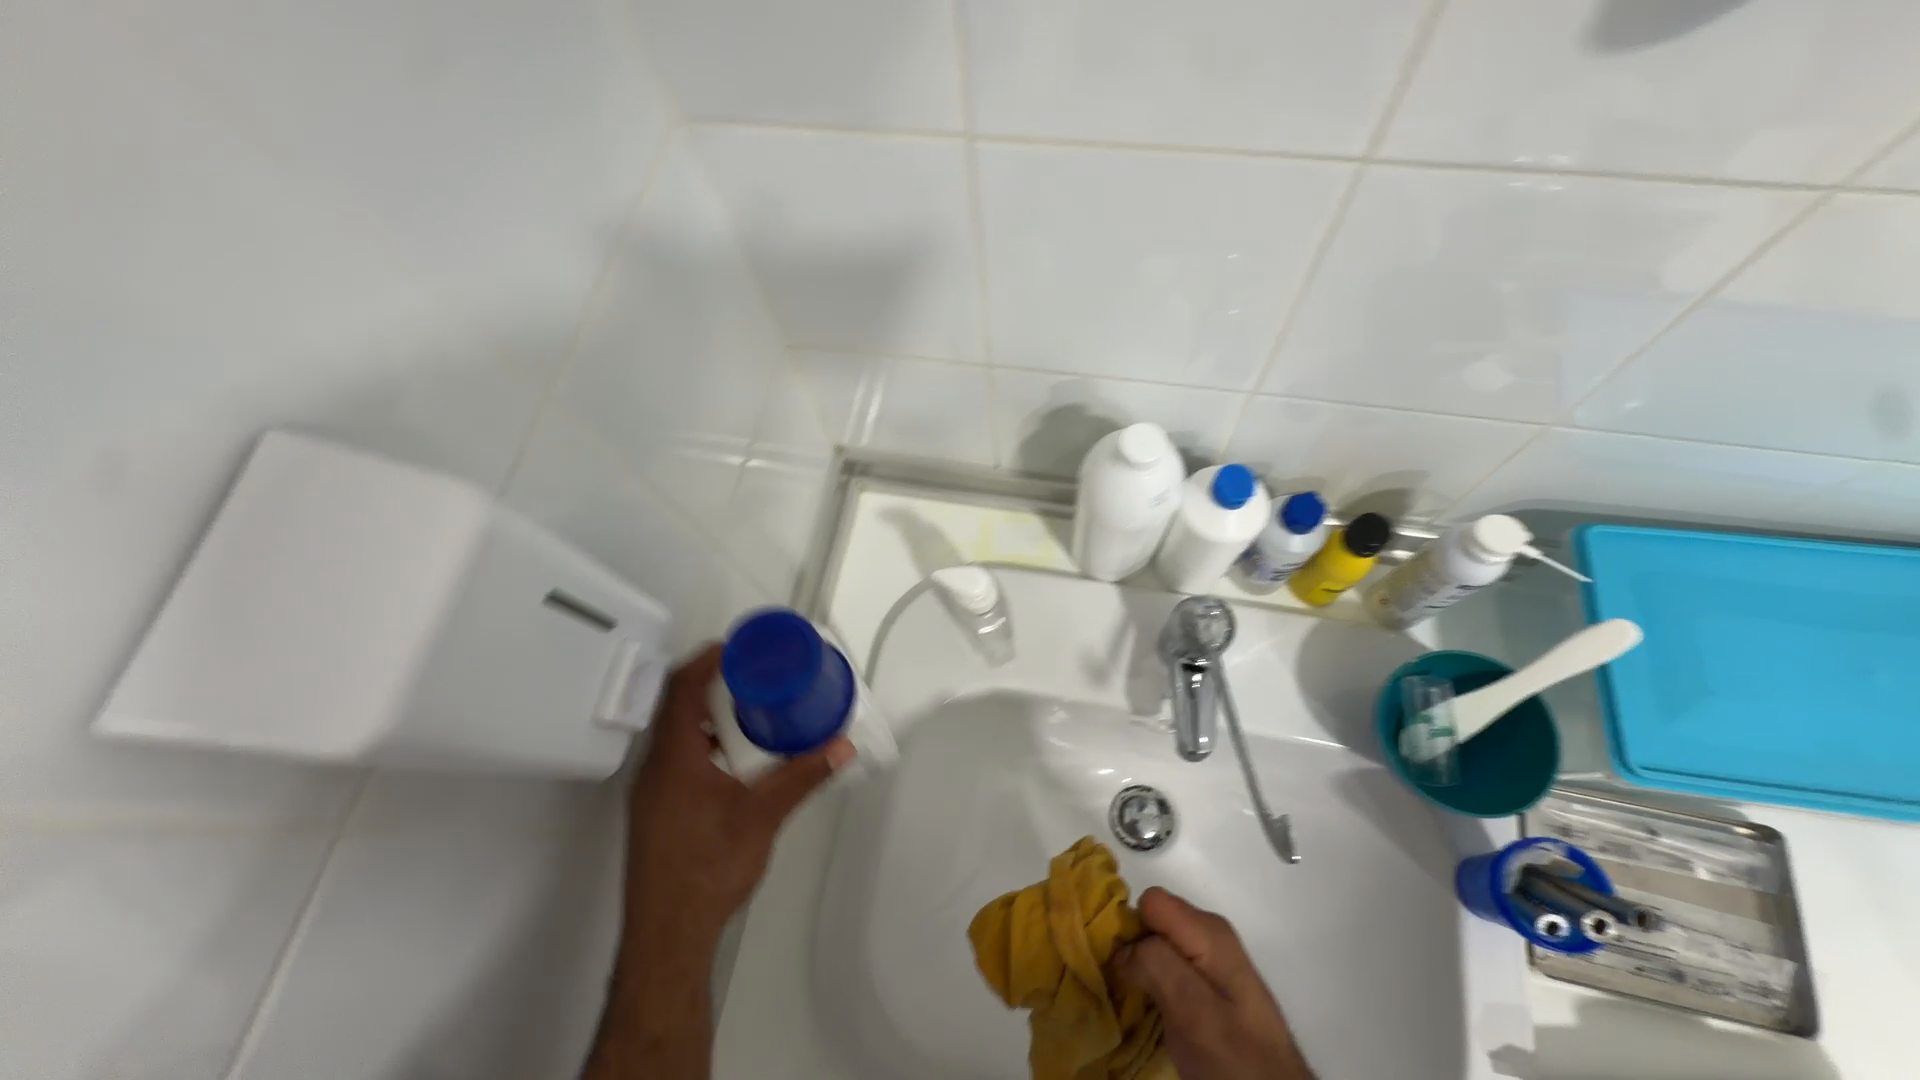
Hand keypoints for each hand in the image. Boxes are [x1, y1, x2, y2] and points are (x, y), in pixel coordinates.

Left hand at [624, 643, 854, 954]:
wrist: (668, 935)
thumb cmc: (711, 866)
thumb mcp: (763, 815)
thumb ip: (803, 776)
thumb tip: (842, 746)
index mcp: (673, 758)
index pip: (682, 689)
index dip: (708, 660)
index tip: (739, 647)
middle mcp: (653, 768)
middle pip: (676, 709)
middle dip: (712, 686)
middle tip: (753, 678)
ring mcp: (649, 794)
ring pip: (675, 738)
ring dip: (708, 720)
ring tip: (748, 714)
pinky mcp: (653, 814)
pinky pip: (675, 762)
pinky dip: (703, 748)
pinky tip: (733, 765)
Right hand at [1113, 887, 1316, 1079]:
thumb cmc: (1236, 1058)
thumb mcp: (1194, 1011)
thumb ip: (1157, 965)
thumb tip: (1121, 948)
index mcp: (1209, 932)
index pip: (1150, 901)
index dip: (1133, 930)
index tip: (1125, 970)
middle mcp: (1208, 937)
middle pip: (1151, 921)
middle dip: (1131, 950)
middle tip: (1126, 991)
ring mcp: (1208, 962)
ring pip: (1155, 946)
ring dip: (1138, 971)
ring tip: (1135, 1005)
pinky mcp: (1204, 986)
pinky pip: (1164, 969)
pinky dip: (1150, 985)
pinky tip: (1150, 1012)